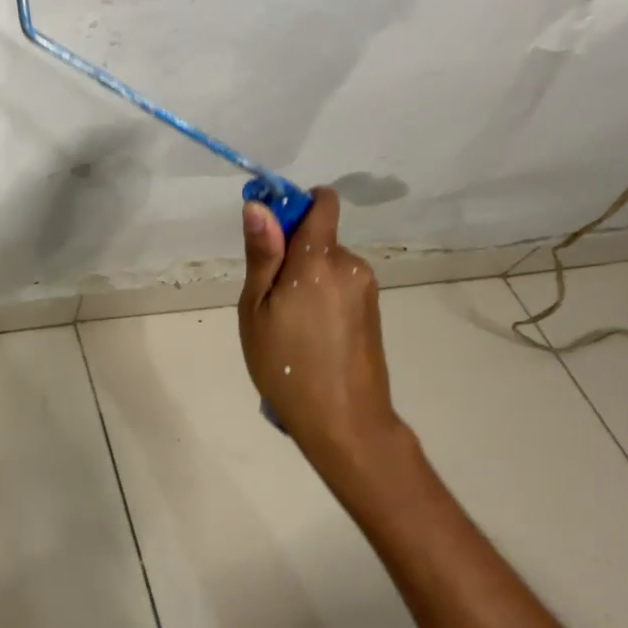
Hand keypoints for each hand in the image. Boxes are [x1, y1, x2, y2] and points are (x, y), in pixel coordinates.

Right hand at [239, 187, 401, 460]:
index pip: (321, 204)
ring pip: (325, 263)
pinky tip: (308, 334)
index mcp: (319, 260)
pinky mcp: (371, 310)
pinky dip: (319, 296)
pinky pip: (337, 285)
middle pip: (317, 236)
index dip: (293, 204)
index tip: (268, 228)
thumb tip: (260, 206)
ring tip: (286, 323)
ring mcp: (365, 289)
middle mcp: (350, 266)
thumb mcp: (256, 308)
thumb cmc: (287, 364)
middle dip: (290, 253)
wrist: (345, 423)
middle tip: (267, 297)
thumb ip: (262, 254)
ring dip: (304, 278)